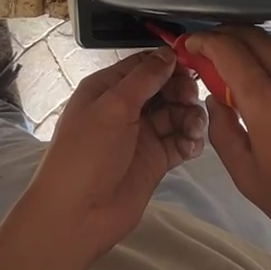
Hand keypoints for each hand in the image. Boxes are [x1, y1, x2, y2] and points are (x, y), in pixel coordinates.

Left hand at [24, 48, 206, 258]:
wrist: (77, 215)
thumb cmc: (87, 153)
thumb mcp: (112, 107)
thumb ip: (144, 79)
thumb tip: (168, 53)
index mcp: (108, 88)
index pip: (143, 65)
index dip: (167, 63)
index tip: (191, 65)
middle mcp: (125, 108)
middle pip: (163, 88)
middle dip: (181, 89)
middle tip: (191, 98)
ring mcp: (141, 135)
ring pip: (174, 114)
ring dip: (189, 116)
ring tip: (193, 128)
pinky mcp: (155, 160)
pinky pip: (178, 142)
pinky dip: (189, 140)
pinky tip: (192, 146)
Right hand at [185, 27, 270, 269]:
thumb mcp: (248, 178)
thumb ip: (223, 132)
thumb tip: (216, 101)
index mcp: (266, 99)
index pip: (227, 49)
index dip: (202, 41)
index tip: (187, 45)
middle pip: (251, 35)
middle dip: (223, 35)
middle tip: (205, 51)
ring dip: (247, 47)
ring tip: (231, 71)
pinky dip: (269, 61)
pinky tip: (263, 87)